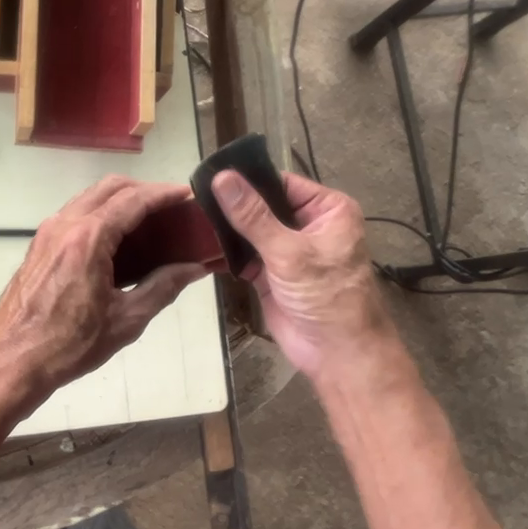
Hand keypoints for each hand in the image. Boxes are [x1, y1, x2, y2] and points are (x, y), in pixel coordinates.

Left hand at [0, 177, 209, 415]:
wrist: (10, 361)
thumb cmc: (68, 345)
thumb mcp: (125, 320)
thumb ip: (163, 287)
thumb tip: (194, 268)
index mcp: (88, 238)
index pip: (133, 200)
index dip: (164, 194)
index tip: (188, 195)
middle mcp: (65, 224)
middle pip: (110, 187)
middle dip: (144, 190)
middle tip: (172, 208)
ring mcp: (47, 232)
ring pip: (90, 198)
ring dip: (120, 200)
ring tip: (149, 222)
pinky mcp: (39, 245)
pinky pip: (76, 214)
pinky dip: (101, 214)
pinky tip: (118, 240)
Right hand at [211, 170, 411, 384]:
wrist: (336, 353)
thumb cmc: (326, 296)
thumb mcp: (289, 251)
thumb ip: (253, 216)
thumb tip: (222, 178)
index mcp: (327, 210)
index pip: (281, 183)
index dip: (248, 179)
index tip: (210, 175)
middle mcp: (308, 225)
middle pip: (263, 206)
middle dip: (233, 205)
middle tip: (193, 197)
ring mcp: (288, 250)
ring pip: (251, 231)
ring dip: (227, 230)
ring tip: (191, 219)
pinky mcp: (271, 274)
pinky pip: (245, 255)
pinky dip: (227, 253)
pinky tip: (200, 245)